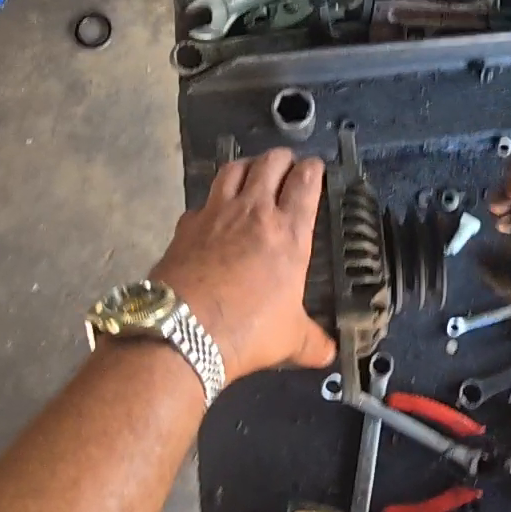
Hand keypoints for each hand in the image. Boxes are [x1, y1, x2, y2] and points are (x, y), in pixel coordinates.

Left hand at [150, 149, 334, 379]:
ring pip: (234, 169)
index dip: (313, 169)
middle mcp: (254, 212)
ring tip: (252, 170)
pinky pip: (202, 200)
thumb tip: (328, 353)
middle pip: (270, 164)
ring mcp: (216, 214)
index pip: (306, 183)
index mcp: (289, 233)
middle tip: (287, 163)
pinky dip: (212, 199)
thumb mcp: (290, 340)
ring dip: (247, 164)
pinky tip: (213, 211)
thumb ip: (313, 341)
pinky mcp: (186, 225)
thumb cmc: (247, 331)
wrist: (181, 333)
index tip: (315, 166)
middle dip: (282, 158)